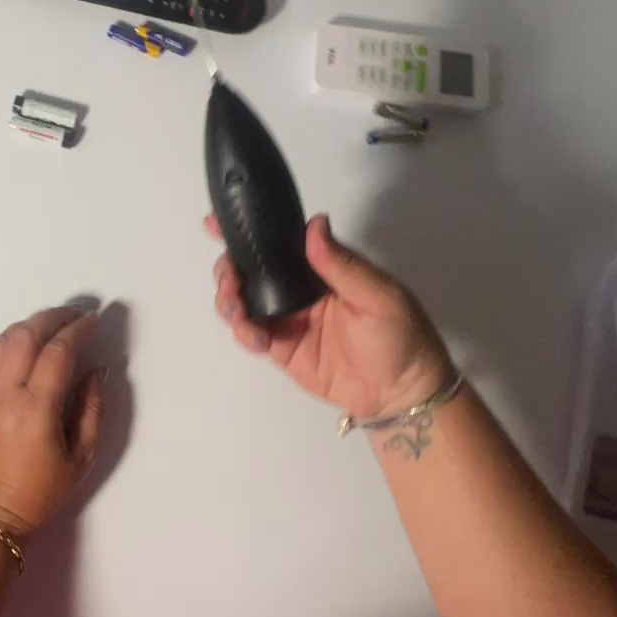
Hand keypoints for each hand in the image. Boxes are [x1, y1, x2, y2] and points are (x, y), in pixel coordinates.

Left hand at [0, 306, 105, 540]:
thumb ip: (91, 410)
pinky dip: (14, 338)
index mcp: (36, 410)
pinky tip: (30, 340)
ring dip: (31, 322)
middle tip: (77, 312)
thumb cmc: (40, 493)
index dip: (78, 330)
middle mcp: (7, 394)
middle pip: (27, 336)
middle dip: (54, 317)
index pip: (57, 352)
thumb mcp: (81, 459)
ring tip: (54, 321)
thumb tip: (95, 371)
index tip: (94, 320)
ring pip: (5, 340)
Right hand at [209, 213, 449, 418]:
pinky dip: (243, 331)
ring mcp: (286, 319)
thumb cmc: (400, 336)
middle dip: (228, 268)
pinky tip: (252, 334)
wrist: (401, 393)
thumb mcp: (378, 295)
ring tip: (235, 306)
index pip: (278, 242)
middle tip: (229, 276)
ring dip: (229, 298)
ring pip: (242, 300)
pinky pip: (251, 335)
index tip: (215, 223)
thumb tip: (314, 223)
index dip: (247, 231)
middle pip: (249, 269)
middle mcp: (297, 289)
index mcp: (320, 267)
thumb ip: (342, 263)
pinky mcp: (281, 349)